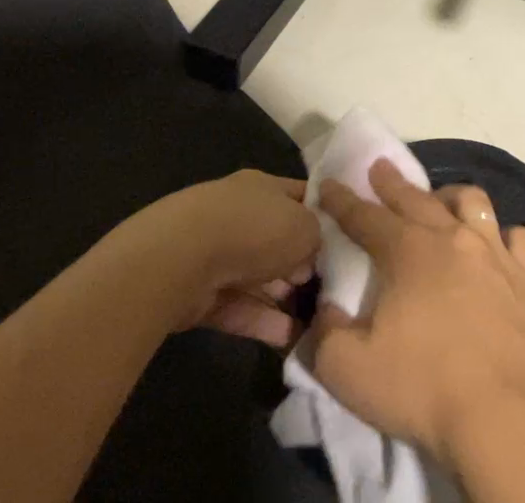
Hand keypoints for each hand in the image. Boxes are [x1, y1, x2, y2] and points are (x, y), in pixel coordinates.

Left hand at [104, 169, 322, 347]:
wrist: (178, 260)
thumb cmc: (254, 230)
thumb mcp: (307, 228)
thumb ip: (317, 239)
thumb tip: (306, 260)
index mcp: (263, 187)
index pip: (301, 196)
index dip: (325, 215)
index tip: (346, 239)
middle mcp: (236, 214)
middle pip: (277, 239)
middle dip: (301, 264)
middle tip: (326, 285)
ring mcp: (212, 252)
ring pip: (256, 276)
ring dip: (282, 298)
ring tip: (313, 321)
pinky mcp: (195, 291)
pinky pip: (236, 304)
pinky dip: (260, 320)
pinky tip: (288, 337)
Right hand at [308, 160, 524, 464]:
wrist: (503, 411)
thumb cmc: (421, 387)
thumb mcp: (347, 369)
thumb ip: (326, 333)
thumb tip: (328, 310)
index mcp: (410, 253)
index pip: (367, 218)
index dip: (345, 202)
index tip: (330, 185)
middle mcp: (455, 240)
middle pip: (419, 200)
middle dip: (394, 184)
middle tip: (380, 168)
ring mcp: (498, 255)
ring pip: (474, 205)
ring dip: (450, 196)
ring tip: (440, 198)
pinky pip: (517, 238)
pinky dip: (502, 233)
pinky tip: (497, 241)